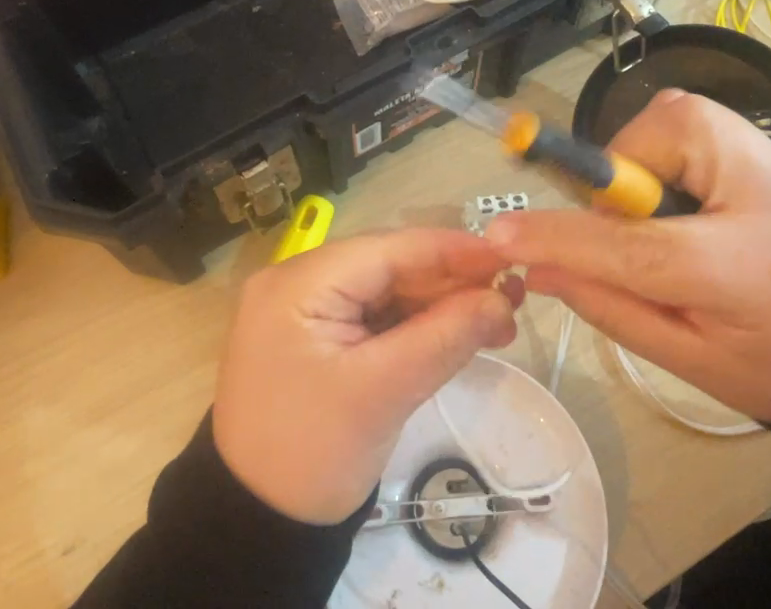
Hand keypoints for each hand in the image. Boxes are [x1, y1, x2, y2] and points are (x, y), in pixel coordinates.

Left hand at [212, 230, 522, 523]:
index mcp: (297, 283)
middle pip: (387, 267)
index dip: (451, 251)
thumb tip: (502, 299)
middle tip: (512, 301)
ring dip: (438, 306)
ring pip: (385, 292)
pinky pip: (373, 318)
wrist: (258, 521)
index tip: (508, 258)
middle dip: (450, 282)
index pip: (387, 249)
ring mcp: (304, 311)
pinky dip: (415, 327)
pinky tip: (457, 335)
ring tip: (497, 324)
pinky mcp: (316, 339)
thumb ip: (444, 337)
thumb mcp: (382, 393)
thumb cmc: (312, 453)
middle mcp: (296, 283)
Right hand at [486, 90, 770, 429]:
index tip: (501, 234)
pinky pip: (702, 122)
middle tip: (617, 220)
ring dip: (642, 153)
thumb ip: (608, 306)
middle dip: (619, 165)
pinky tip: (682, 199)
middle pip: (672, 133)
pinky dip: (668, 150)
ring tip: (653, 211)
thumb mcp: (687, 360)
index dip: (562, 236)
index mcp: (754, 273)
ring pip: (682, 114)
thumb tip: (536, 266)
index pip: (637, 244)